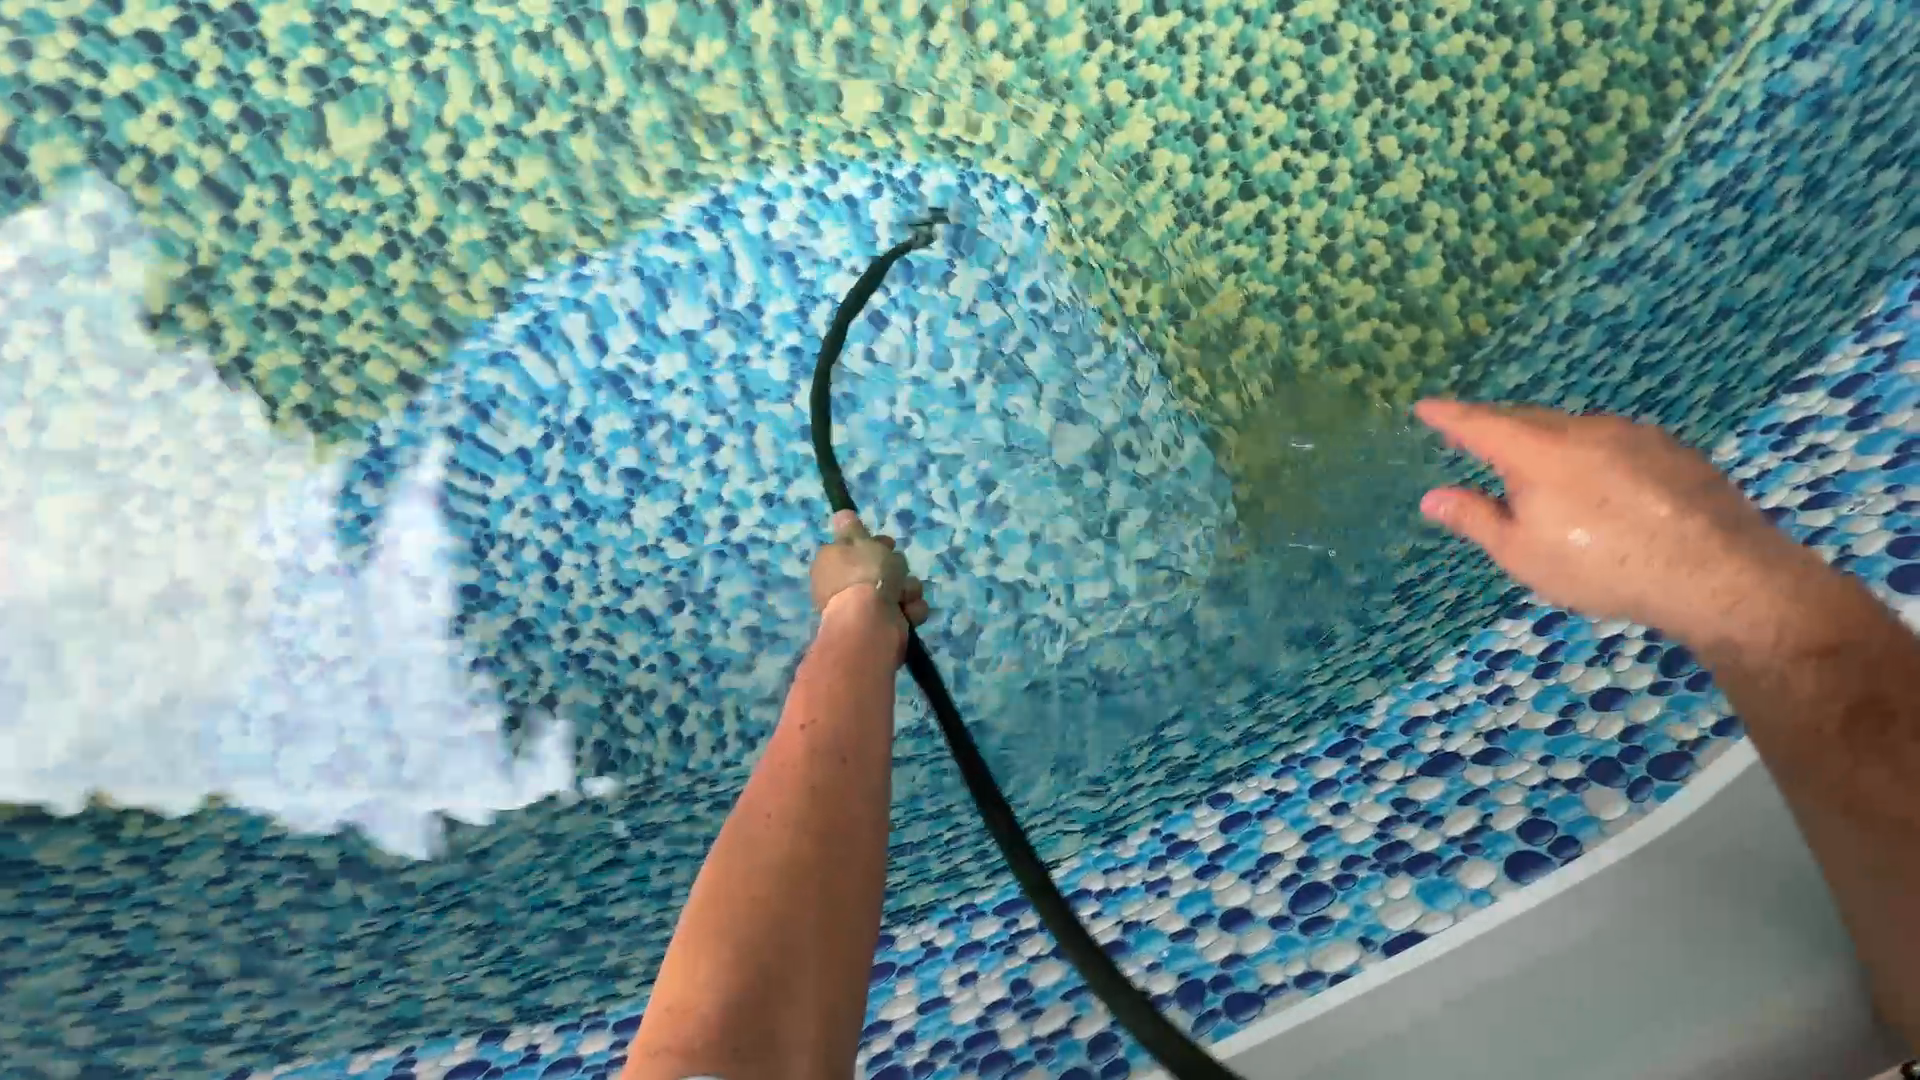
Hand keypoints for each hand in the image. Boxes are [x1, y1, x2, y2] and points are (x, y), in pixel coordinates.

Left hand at [810, 510, 929, 646]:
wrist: (870, 621)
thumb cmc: (864, 574)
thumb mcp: (858, 541)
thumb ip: (852, 528)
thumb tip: (841, 514)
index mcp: (832, 564)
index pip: (856, 549)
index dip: (875, 545)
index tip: (887, 545)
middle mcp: (845, 587)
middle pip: (882, 569)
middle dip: (897, 570)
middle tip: (897, 571)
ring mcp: (864, 610)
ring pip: (900, 589)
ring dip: (908, 590)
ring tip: (904, 596)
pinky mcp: (884, 627)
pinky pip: (906, 611)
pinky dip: (910, 611)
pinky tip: (908, 613)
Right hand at [1412, 401, 1826, 644]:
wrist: (1722, 576)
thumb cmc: (1602, 566)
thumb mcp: (1521, 552)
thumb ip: (1475, 519)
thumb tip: (1433, 497)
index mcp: (1538, 452)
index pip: (1480, 424)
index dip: (1449, 416)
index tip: (1424, 407)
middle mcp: (1584, 431)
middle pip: (1525, 419)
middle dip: (1492, 425)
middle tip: (1467, 436)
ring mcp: (1635, 437)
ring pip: (1570, 428)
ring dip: (1539, 439)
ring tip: (1525, 464)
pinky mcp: (1673, 452)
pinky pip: (1608, 441)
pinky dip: (1581, 451)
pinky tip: (1588, 481)